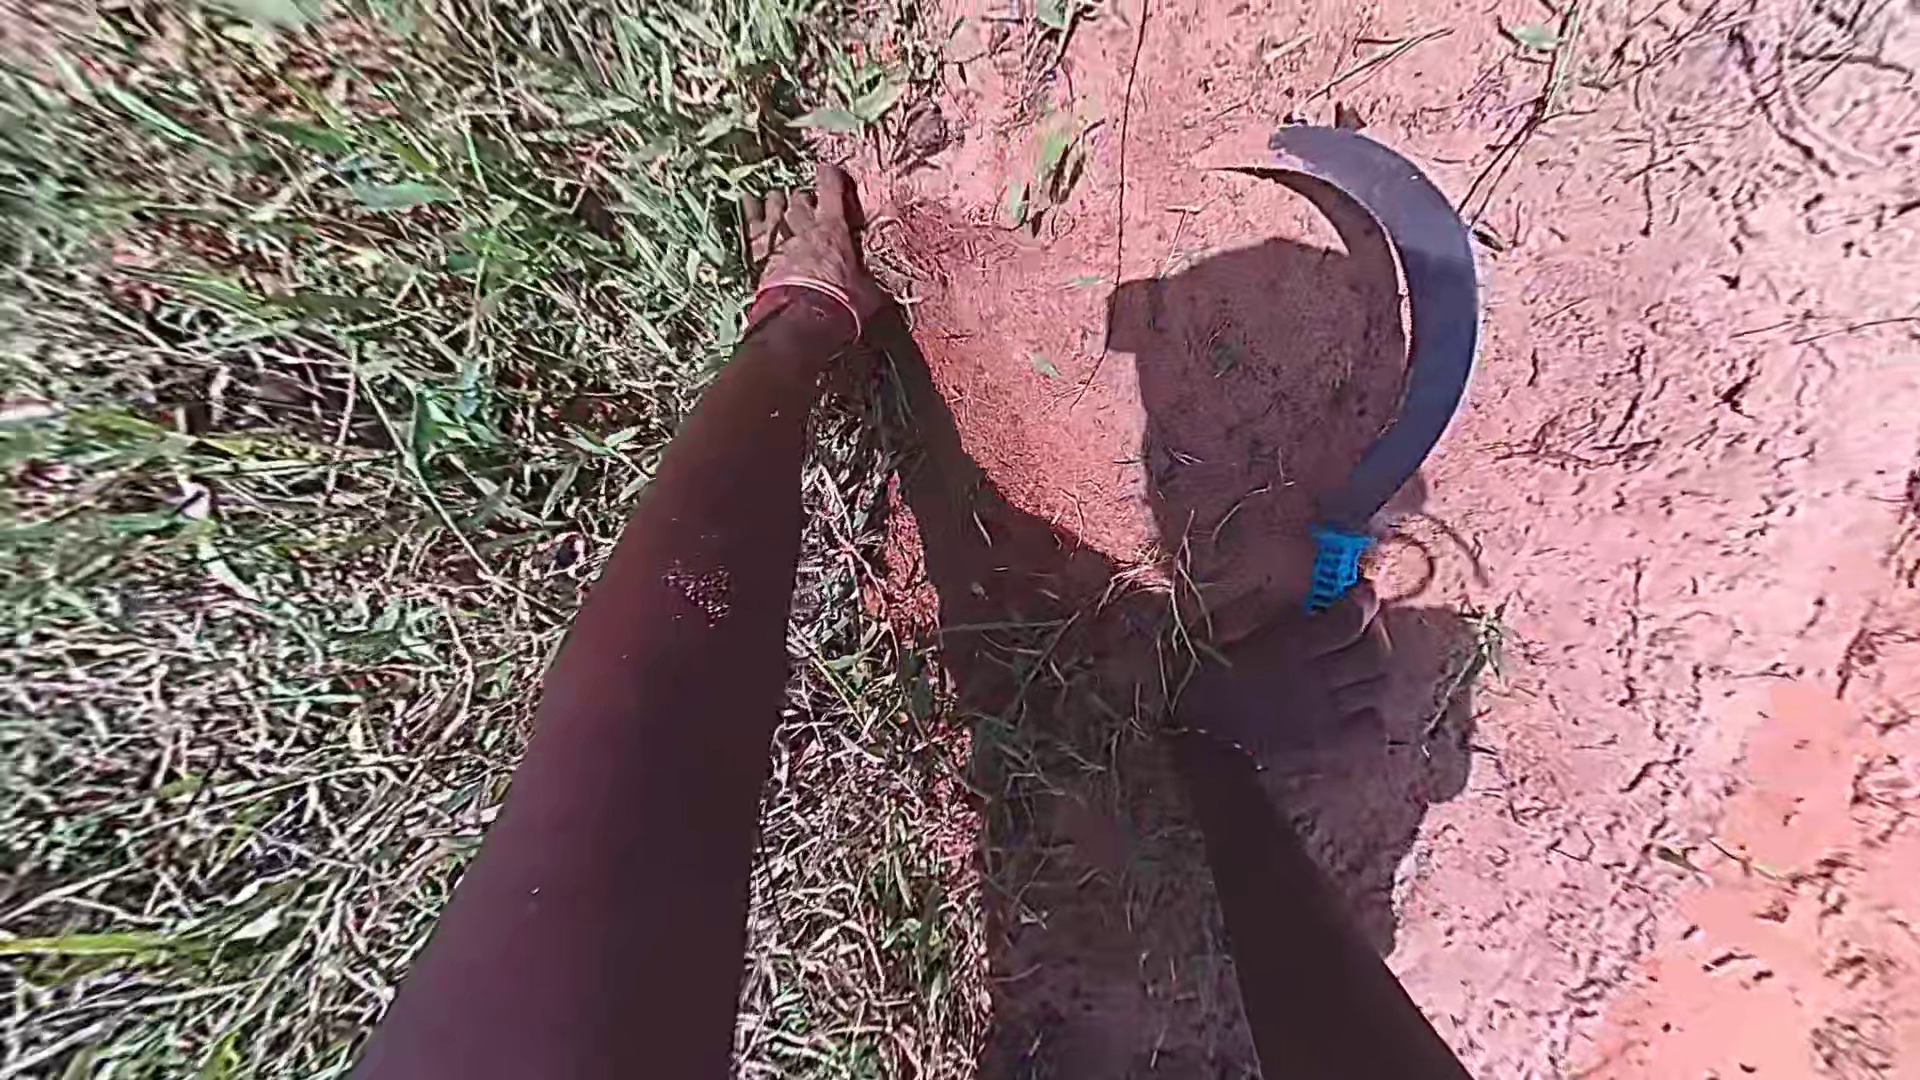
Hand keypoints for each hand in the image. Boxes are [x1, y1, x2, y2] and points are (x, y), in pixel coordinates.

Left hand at [743, 164, 887, 327]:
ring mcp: (777, 230)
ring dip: (780, 204)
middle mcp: (803, 222)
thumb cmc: (839, 304)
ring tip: (783, 212)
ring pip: (775, 199)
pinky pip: (749, 213)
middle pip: (801, 195)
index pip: (831, 185)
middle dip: (805, 201)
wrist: (804, 318)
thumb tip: (879, 289)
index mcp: (833, 227)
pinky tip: (751, 205)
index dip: (832, 177)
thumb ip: (868, 280)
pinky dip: (751, 207)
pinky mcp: (756, 244)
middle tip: (810, 213)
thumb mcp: (866, 293)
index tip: (833, 177)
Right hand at [1174, 583, 1390, 764]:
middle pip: (1373, 650)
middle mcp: (1317, 678)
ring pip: (1377, 685)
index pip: (1346, 619)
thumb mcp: (1223, 641)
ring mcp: (1329, 714)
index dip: (1361, 601)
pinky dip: (1370, 711)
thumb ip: (1264, 623)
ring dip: (1373, 668)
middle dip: (1373, 630)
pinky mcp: (1331, 745)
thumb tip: (1298, 607)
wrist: (1203, 746)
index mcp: (1287, 648)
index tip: (1362, 590)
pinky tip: (1353, 705)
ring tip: (1358, 661)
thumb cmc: (1202, 688)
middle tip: (1362, 623)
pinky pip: (1373, 724)